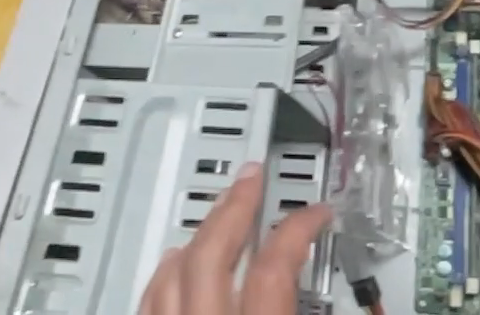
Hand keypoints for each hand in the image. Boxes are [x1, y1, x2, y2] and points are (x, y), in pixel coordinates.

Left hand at [137, 162, 333, 314]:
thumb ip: (311, 306)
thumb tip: (331, 296)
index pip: (273, 269)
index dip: (297, 229)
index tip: (316, 213)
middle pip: (209, 258)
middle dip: (233, 208)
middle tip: (253, 177)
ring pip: (168, 279)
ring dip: (196, 237)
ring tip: (218, 211)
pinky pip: (148, 308)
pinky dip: (163, 279)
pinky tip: (174, 266)